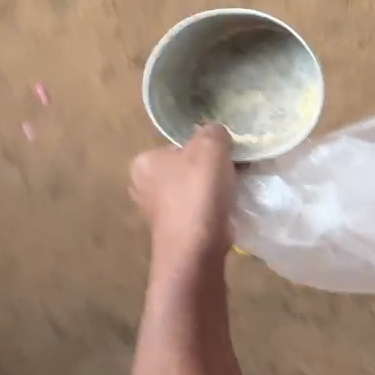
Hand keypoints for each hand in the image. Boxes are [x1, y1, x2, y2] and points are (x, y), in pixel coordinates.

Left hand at [129, 124, 237, 265]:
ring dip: (211, 186)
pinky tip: (225, 206)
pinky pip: (195, 206)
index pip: (179, 145)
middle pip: (186, 165)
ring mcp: (154, 208)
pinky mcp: (171, 226)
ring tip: (232, 188)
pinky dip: (210, 204)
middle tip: (233, 170)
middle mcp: (141, 184)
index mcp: (144, 161)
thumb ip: (213, 131)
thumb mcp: (211, 146)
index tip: (225, 155)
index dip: (205, 147)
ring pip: (191, 187)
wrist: (196, 243)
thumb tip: (215, 134)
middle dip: (208, 167)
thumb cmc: (199, 190)